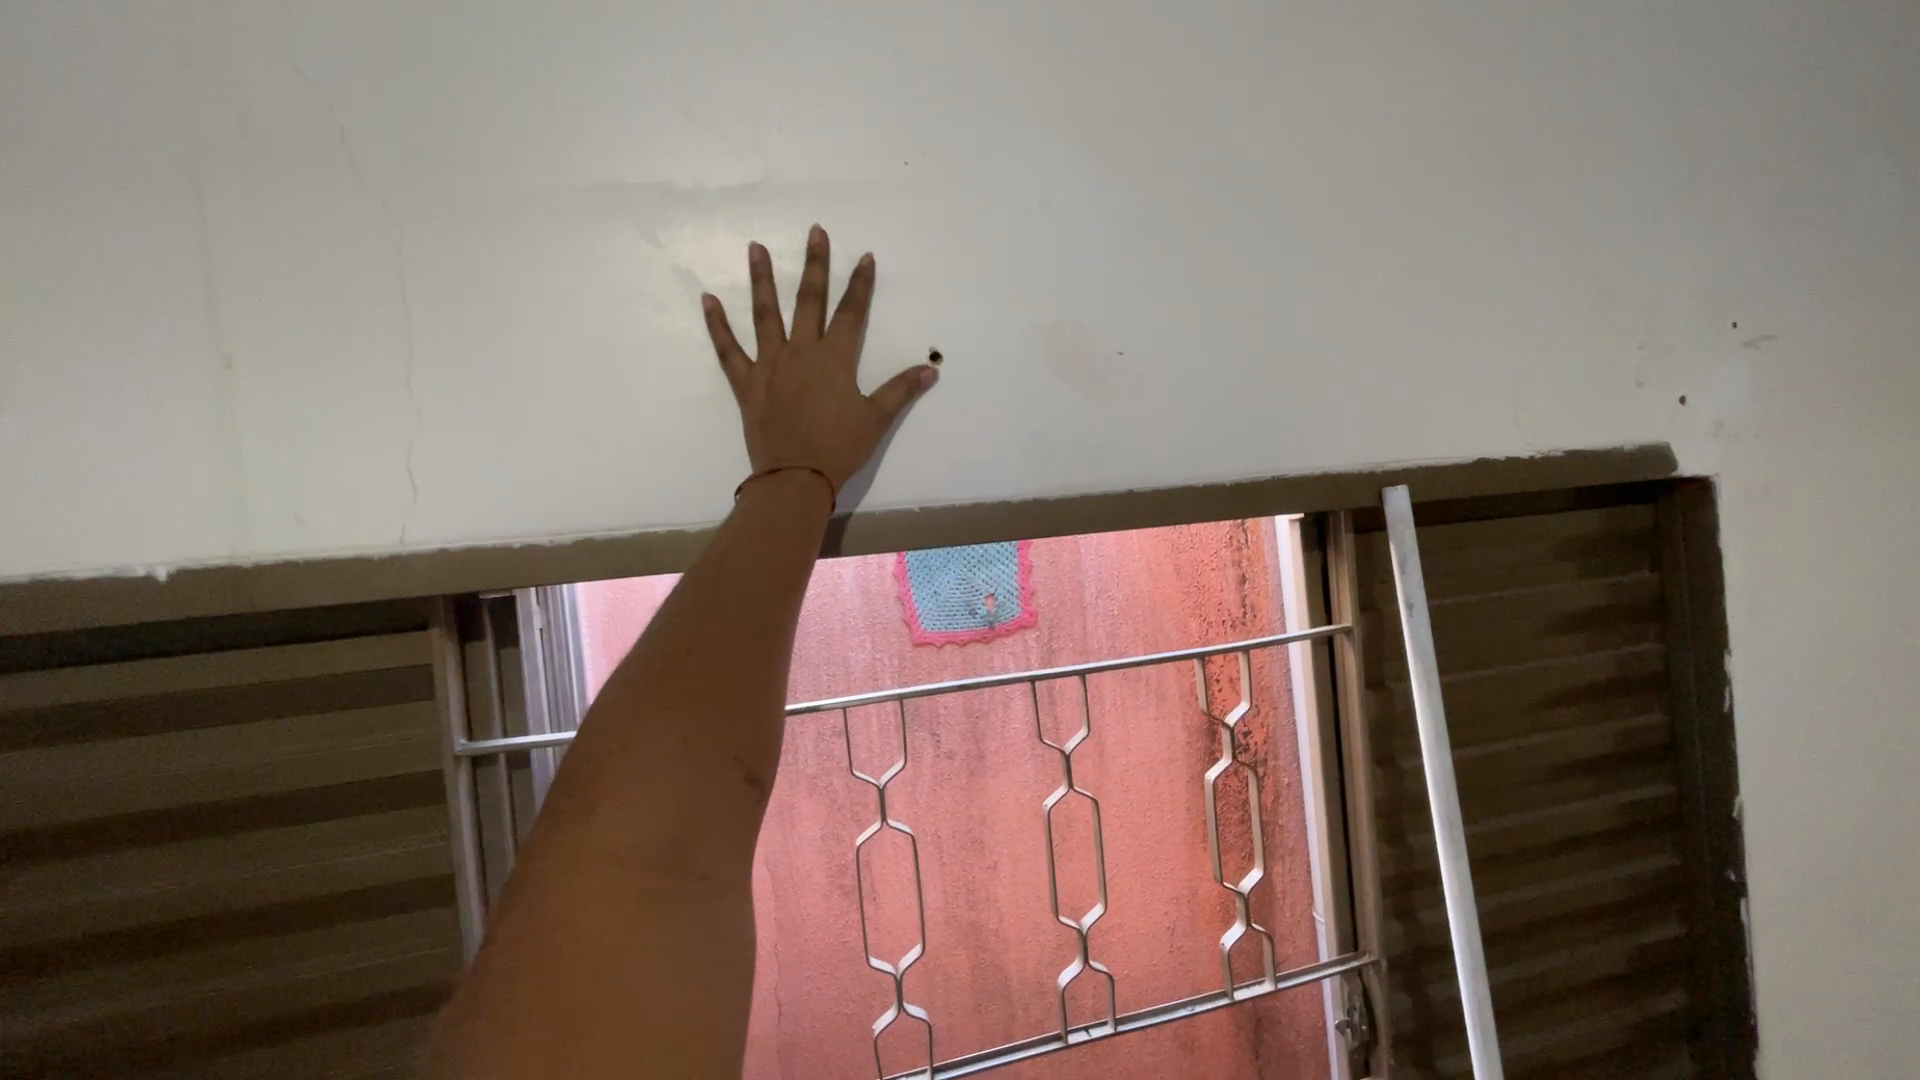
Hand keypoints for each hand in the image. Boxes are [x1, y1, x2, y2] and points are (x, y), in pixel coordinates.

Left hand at [701, 225, 938, 491]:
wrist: (795, 478)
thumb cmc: (840, 449)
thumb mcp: (876, 420)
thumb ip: (901, 390)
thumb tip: (932, 370)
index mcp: (835, 360)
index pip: (852, 313)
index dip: (860, 284)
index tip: (865, 257)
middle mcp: (802, 353)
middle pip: (809, 301)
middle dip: (815, 265)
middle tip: (814, 231)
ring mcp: (770, 365)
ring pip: (766, 314)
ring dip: (762, 279)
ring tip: (756, 247)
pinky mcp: (747, 384)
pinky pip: (728, 350)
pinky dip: (717, 325)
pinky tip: (707, 299)